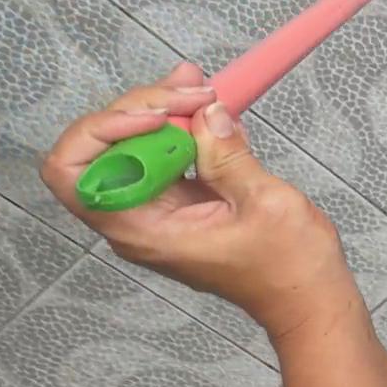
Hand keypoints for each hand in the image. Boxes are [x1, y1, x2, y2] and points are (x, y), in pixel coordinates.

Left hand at [41, 62, 358, 338]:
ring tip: (202, 89)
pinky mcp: (185, 206)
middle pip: (102, 152)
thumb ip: (228, 156)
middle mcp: (139, 221)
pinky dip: (184, 132)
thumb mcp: (265, 203)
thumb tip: (208, 113)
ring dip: (164, 115)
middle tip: (195, 89)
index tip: (163, 112)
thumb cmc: (289, 265)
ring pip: (134, 151)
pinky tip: (210, 112)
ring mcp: (161, 213)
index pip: (77, 171)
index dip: (105, 130)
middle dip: (143, 110)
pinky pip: (167, 161)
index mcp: (144, 229)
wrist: (309, 297)